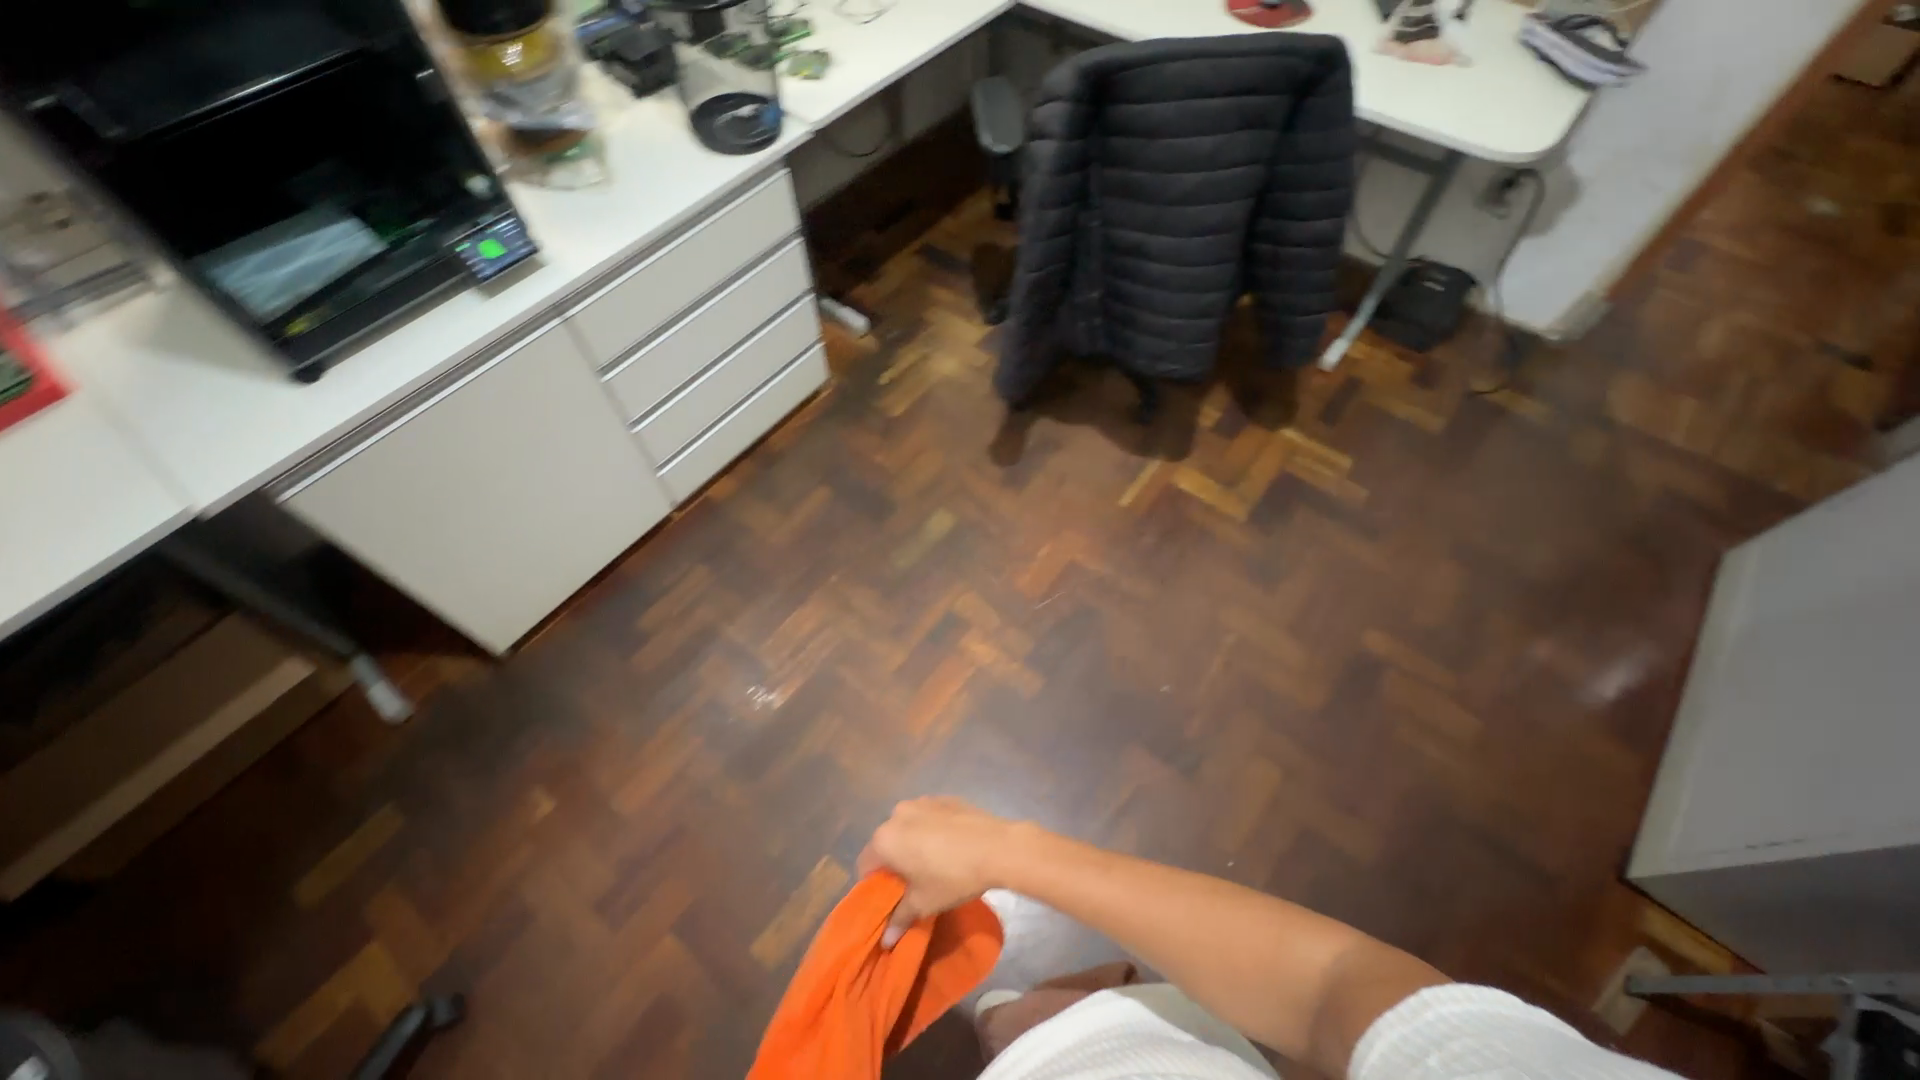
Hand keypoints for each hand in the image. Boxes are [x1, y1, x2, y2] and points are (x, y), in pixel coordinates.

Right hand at [857, 797, 1020, 944]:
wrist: (997, 847)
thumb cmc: (952, 877)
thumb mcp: (924, 903)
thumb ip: (899, 918)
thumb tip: (886, 941)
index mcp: (884, 839)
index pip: (866, 865)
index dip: (874, 884)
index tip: (890, 898)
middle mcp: (897, 814)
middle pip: (886, 843)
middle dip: (895, 862)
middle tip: (913, 883)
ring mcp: (922, 801)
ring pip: (908, 827)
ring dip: (913, 843)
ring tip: (934, 862)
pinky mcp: (944, 798)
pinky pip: (929, 816)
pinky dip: (932, 829)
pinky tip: (951, 845)